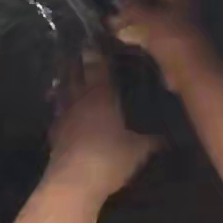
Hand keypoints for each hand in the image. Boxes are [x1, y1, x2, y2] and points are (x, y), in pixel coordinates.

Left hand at [44, 52, 154, 201]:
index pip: (98, 69)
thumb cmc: (110, 158)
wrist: (74, 180)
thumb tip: (168, 138)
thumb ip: (151, 141)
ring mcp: (63, 116)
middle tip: (77, 50)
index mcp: (101, 96)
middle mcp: (80, 100)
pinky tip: (61, 109)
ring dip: (64, 81)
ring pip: (62, 91)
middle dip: (77, 62)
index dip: (97, 55)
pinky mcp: (54, 133)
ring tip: (66, 73)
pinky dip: (59, 106)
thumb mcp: (138, 150)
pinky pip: (57, 112)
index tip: (94, 42)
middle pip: (75, 74)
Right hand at [108, 0, 221, 93]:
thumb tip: (119, 8)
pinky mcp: (175, 48)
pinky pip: (154, 38)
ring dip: (136, 24)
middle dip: (135, 10)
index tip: (118, 2)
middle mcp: (183, 12)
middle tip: (117, 16)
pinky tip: (128, 40)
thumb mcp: (148, 18)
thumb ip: (132, 9)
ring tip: (118, 28)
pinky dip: (141, 38)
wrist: (191, 70)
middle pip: (154, 6)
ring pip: (153, 23)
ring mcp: (180, 31)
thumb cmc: (171, 37)